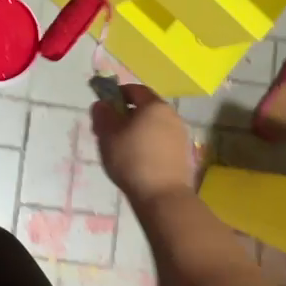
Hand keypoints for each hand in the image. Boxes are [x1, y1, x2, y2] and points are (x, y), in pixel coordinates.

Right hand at [90, 84, 194, 204]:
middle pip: (145, 108)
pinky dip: (148, 144)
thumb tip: (102, 104)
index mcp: (154, 106)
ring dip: (137, 131)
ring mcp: (180, 135)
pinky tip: (137, 160)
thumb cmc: (132, 159)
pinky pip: (161, 140)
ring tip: (121, 148)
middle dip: (126, 115)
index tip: (104, 108)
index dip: (117, 94)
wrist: (163, 196)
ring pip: (153, 125)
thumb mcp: (107, 135)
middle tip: (109, 131)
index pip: (134, 89)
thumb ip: (103, 115)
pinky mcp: (183, 153)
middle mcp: (171, 115)